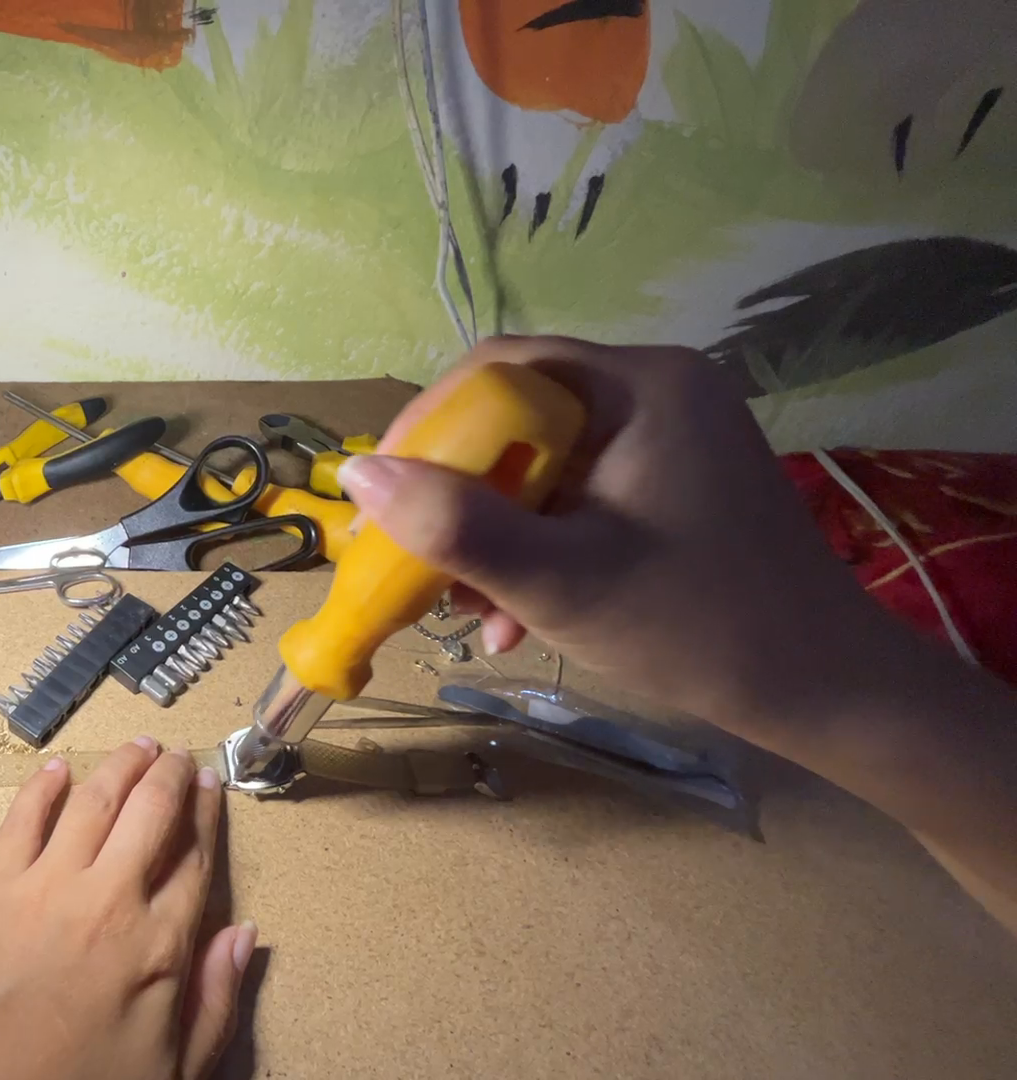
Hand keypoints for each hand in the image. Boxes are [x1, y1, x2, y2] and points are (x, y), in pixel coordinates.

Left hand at [0, 738, 254, 1079]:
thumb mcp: (173, 1073)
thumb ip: (215, 1003)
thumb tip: (243, 933)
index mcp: (158, 946)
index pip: (195, 858)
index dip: (205, 814)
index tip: (209, 784)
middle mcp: (109, 900)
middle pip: (151, 813)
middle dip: (169, 775)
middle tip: (176, 755)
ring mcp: (47, 886)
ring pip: (95, 800)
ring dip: (120, 765)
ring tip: (137, 746)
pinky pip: (23, 817)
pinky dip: (42, 785)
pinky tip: (58, 766)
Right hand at [339, 335, 908, 739]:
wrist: (824, 695)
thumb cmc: (692, 627)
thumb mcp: (553, 579)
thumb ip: (453, 524)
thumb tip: (357, 474)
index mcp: (636, 387)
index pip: (495, 371)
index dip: (425, 425)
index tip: (385, 494)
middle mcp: (648, 392)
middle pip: (507, 418)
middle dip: (452, 494)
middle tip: (416, 553)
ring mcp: (655, 436)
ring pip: (526, 462)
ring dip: (481, 529)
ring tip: (466, 601)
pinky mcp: (654, 478)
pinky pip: (559, 493)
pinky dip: (523, 542)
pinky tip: (511, 608)